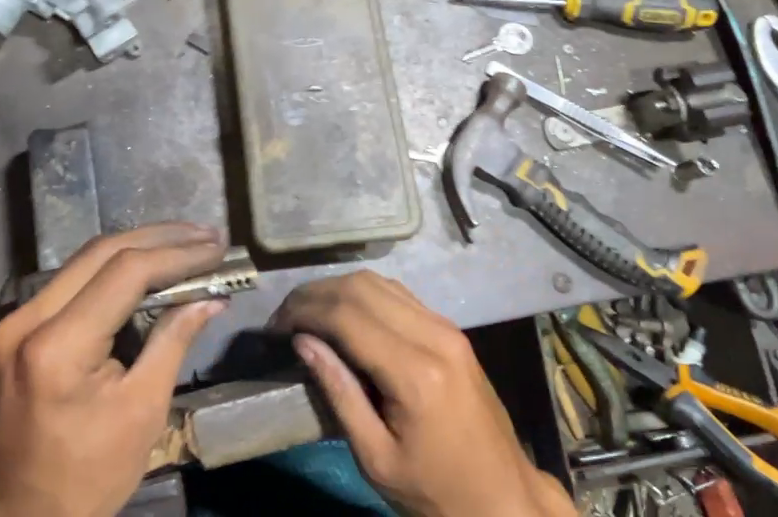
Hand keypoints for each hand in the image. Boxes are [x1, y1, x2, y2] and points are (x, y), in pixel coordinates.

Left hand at [0, 223, 229, 516]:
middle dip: (158, 239)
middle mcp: (26, 319)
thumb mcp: (141, 413)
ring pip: (82, 262)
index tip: (216, 247)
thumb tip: (210, 296)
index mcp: (55, 346)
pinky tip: (145, 266)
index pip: (124, 273)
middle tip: (207, 235)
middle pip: (100, 253)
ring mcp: (13, 322)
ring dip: (135, 248)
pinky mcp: (14, 331)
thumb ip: (172, 342)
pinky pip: (69, 283)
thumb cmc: (88, 479)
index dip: (176, 255)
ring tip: (185, 242)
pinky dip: (110, 270)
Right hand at [271, 271, 572, 516]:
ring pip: (379, 282)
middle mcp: (434, 336)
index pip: (346, 315)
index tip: (273, 330)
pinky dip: (363, 295)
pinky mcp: (451, 330)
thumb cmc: (434, 490)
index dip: (302, 313)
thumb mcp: (376, 457)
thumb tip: (302, 342)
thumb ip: (338, 394)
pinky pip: (398, 294)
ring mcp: (447, 328)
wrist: (503, 499)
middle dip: (313, 295)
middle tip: (283, 319)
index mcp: (416, 373)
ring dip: (336, 289)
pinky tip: (342, 315)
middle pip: (360, 288)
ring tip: (306, 315)